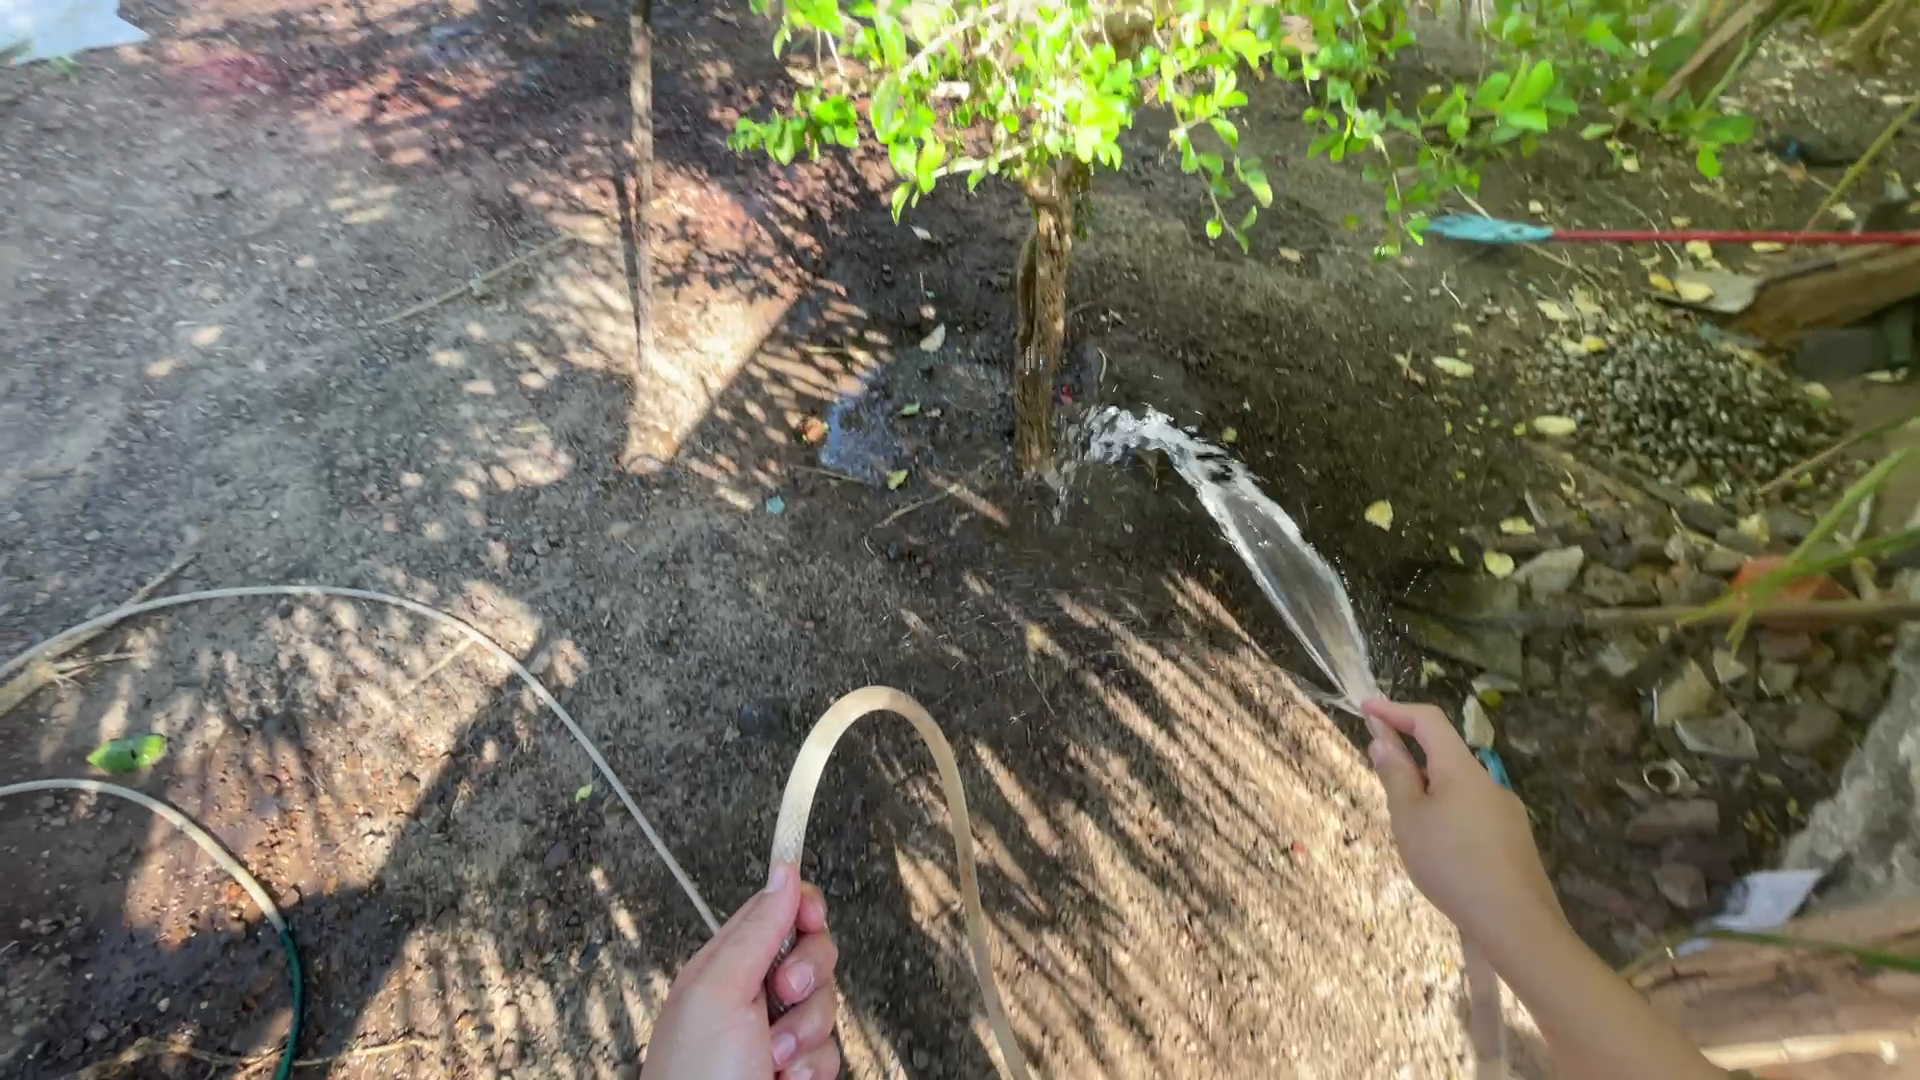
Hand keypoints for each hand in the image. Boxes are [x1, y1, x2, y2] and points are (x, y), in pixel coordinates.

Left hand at [641, 864, 840, 1079]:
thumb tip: (784, 868)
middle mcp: (753, 996)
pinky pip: (831, 1051)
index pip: (777, 910)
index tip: (811, 916)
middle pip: (813, 950)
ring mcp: (777, 1036)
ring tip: (774, 1062)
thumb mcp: (719, 992)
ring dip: (807, 1032)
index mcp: (725, 966)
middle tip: (784, 994)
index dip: (802, 906)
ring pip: (827, 1002)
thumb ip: (758, 928)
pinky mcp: (799, 1073)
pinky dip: (811, 1070)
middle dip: (810, 972)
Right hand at [1361, 697, 1562, 954]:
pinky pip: (1470, 814)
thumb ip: (1395, 775)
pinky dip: (1445, 816)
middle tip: (1380, 778)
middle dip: (1408, 757)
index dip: (1394, 709)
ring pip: (1456, 788)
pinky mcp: (1513, 843)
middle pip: (1443, 755)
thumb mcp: (1408, 817)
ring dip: (1426, 793)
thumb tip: (1383, 740)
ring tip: (1408, 831)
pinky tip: (1437, 854)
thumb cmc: (1451, 864)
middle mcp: (1488, 784)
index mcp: (1461, 770)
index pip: (1429, 721)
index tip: (1364, 707)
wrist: (1517, 929)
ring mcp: (1506, 815)